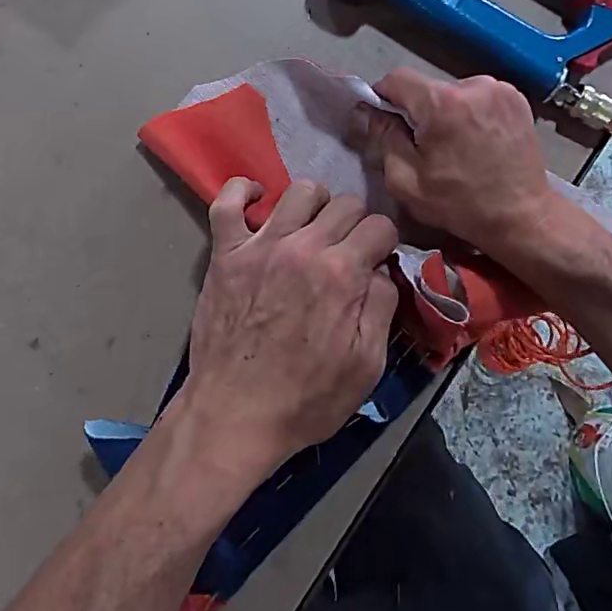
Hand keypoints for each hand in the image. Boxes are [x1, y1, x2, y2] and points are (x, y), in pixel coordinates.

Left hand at [179, 178, 399, 477]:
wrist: (232, 420)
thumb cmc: (306, 399)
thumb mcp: (368, 363)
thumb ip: (383, 306)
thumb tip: (383, 270)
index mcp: (343, 273)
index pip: (381, 225)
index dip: (386, 244)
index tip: (378, 263)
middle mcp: (304, 248)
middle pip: (347, 202)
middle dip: (358, 223)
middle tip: (350, 252)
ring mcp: (261, 246)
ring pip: (300, 191)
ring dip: (316, 206)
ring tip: (313, 232)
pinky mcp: (225, 254)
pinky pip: (228, 201)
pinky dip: (245, 192)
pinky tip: (260, 202)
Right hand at [363, 68, 558, 255]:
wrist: (522, 216)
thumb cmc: (461, 205)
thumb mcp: (407, 181)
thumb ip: (383, 139)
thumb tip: (367, 111)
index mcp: (443, 103)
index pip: (398, 78)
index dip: (384, 97)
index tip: (385, 120)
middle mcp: (474, 85)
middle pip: (429, 87)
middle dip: (421, 111)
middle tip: (425, 145)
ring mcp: (500, 89)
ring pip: (455, 91)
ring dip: (448, 111)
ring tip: (457, 146)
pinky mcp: (517, 98)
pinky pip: (480, 97)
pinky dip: (473, 112)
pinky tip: (478, 141)